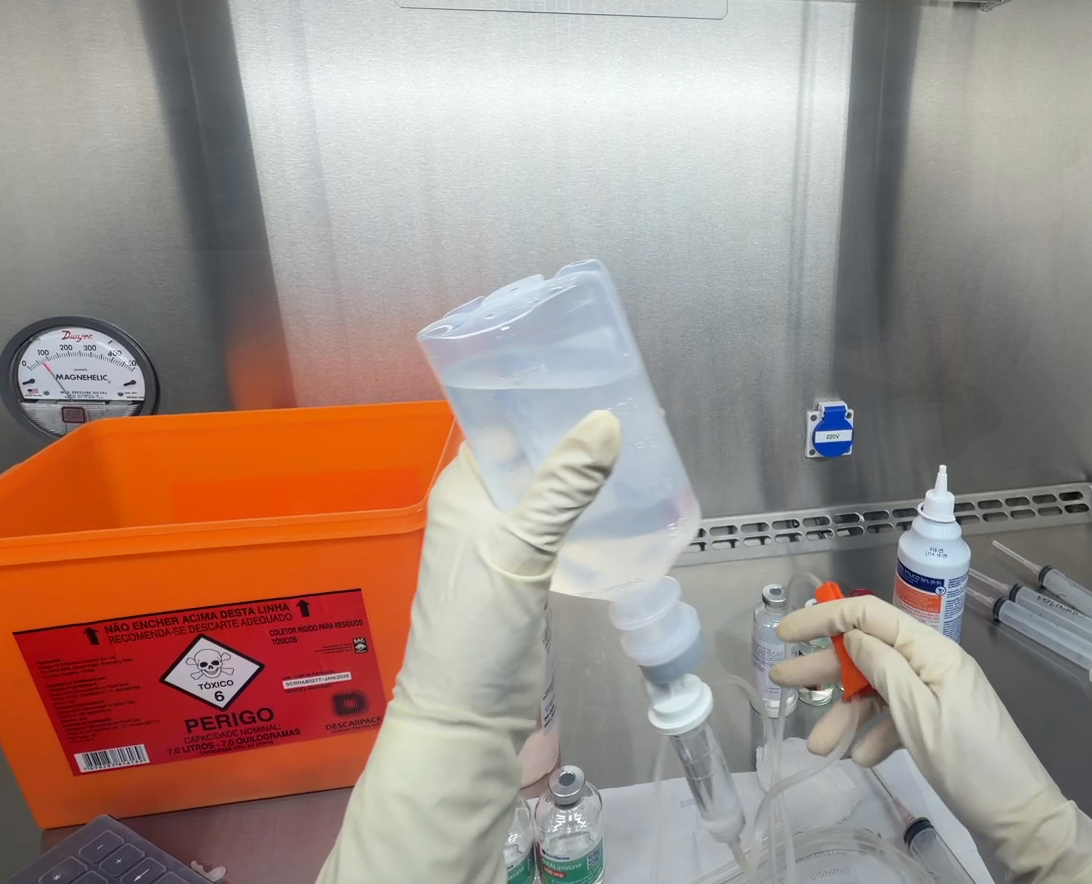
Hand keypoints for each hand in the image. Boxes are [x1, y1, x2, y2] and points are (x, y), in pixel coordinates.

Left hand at [318, 410, 620, 883]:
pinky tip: (619, 496)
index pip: (495, 422)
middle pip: (527, 451)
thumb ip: (562, 487)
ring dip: (578, 468)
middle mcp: (478, 505)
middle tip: (624, 407)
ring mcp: (502, 538)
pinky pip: (556, 519)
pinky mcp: (525, 567)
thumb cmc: (478, 627)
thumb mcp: (520, 548)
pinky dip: (582, 504)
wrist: (469, 717)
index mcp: (462, 488)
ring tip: (630, 442)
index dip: (533, 395)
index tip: (583, 374)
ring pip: (544, 486)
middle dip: (568, 430)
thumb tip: (606, 420)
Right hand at [769, 596, 1091, 883]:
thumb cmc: (969, 763)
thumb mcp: (917, 714)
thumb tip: (852, 635)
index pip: (869, 614)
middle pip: (867, 652)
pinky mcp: (936, 723)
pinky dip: (875, 734)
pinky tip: (862, 757)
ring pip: (876, 689)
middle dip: (825, 668)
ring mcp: (934, 693)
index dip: (824, 616)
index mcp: (930, 649)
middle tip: (781, 680)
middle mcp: (930, 663)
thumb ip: (881, 667)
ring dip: (846, 715)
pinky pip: (894, 716)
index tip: (786, 630)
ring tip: (819, 746)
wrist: (1023, 823)